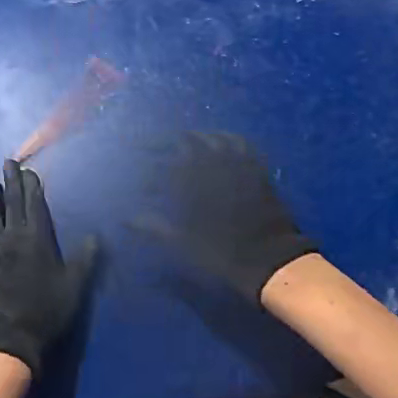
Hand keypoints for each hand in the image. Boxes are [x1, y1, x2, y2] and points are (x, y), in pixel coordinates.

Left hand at [0, 160, 91, 376]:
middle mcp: (13, 234)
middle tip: (7, 161)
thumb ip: (85, 260)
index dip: (33, 186)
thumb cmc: (47, 310)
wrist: (11, 331)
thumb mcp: (74, 286)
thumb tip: (96, 236)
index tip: (29, 171)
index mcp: (38, 239)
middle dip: (10, 180)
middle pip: (11, 201)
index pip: (35, 205)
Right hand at [139, 133, 317, 301]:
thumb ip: (152, 226)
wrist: (271, 260)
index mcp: (190, 180)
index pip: (160, 161)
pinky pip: (241, 145)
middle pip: (186, 140)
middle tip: (152, 148)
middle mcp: (212, 165)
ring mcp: (237, 165)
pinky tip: (220, 144)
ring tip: (184, 143)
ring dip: (195, 137)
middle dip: (165, 142)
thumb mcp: (180, 241)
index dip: (146, 164)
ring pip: (213, 137)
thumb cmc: (220, 251)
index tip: (137, 171)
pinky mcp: (257, 170)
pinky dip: (227, 139)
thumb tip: (126, 219)